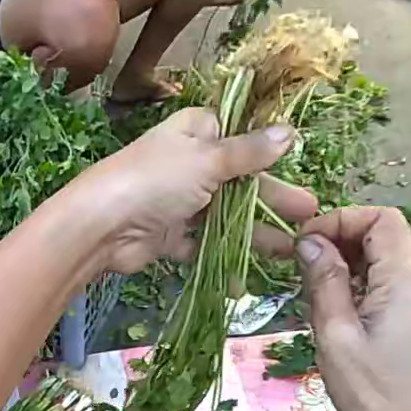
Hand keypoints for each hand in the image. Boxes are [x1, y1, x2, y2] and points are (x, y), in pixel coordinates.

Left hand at [71, 107, 317, 275]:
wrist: (102, 226)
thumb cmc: (156, 180)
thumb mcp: (208, 160)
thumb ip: (250, 152)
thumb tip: (290, 131)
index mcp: (197, 133)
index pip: (240, 139)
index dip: (268, 156)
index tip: (298, 170)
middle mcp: (190, 164)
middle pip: (240, 182)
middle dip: (273, 201)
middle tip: (308, 217)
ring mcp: (181, 201)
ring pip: (226, 216)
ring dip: (255, 233)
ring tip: (291, 251)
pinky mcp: (172, 234)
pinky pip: (205, 245)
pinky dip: (223, 259)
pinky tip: (246, 278)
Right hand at [295, 208, 410, 410]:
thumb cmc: (370, 393)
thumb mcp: (336, 333)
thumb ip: (324, 279)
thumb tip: (309, 241)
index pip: (381, 218)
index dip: (341, 219)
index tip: (306, 243)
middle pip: (387, 235)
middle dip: (344, 241)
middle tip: (306, 268)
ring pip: (390, 259)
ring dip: (353, 264)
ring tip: (320, 293)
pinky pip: (397, 283)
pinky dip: (367, 284)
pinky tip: (344, 311)